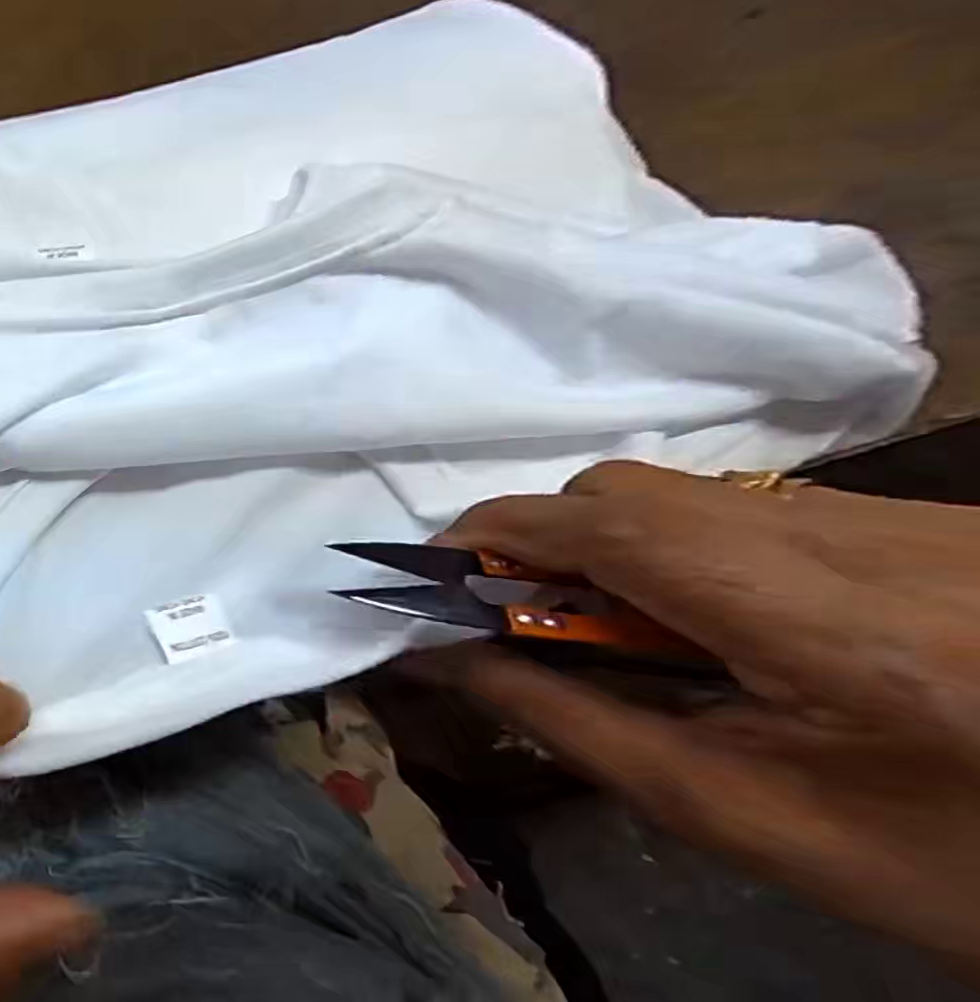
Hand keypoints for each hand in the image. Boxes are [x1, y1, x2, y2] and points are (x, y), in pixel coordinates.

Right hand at [430, 461, 979, 980]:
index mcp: (817, 618)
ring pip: (674, 489)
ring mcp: (899, 516)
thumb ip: (565, 721)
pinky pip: (739, 505)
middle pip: (621, 488)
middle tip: (521, 616)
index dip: (491, 535)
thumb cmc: (971, 871)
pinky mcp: (926, 520)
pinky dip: (673, 545)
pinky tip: (712, 617)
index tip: (433, 580)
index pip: (598, 523)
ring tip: (616, 625)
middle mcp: (851, 534)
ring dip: (602, 543)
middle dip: (538, 539)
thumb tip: (439, 660)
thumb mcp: (741, 814)